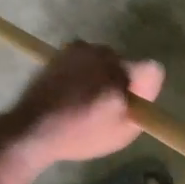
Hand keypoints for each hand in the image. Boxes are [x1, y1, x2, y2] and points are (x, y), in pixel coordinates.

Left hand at [5, 42, 163, 164]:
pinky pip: (83, 60)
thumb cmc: (79, 134)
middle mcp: (104, 52)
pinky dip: (81, 72)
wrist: (32, 127)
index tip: (130, 104)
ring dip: (99, 75)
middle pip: (125, 64)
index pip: (152, 70)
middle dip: (119, 81)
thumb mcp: (121, 132)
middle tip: (102, 106)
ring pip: (103, 60)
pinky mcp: (62, 52)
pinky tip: (69, 92)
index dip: (144, 88)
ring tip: (82, 101)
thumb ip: (140, 109)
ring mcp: (81, 49)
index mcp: (123, 71)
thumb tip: (143, 91)